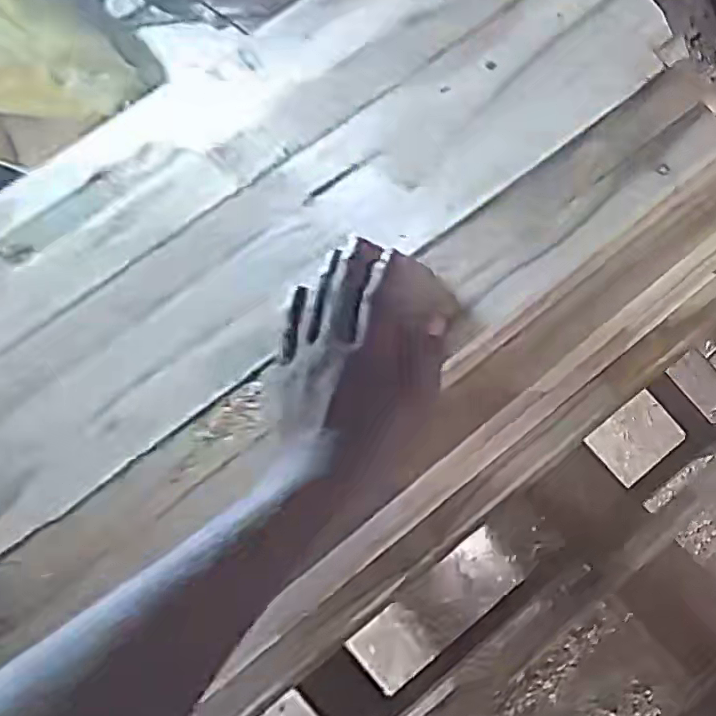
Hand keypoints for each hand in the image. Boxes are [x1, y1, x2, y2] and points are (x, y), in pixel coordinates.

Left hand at [270, 240, 449, 489]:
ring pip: (313, 305)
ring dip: (325, 278)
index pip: (380, 301)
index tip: (396, 254)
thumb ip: (426, 358)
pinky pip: (288, 327)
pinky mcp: (284, 372)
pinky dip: (297, 304)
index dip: (388, 275)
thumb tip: (431, 322)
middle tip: (360, 241)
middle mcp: (334, 345)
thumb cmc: (384, 441)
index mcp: (373, 352)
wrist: (320, 475)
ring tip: (335, 257)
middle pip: (341, 294)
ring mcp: (304, 356)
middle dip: (352, 265)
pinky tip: (300, 292)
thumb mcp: (419, 402)